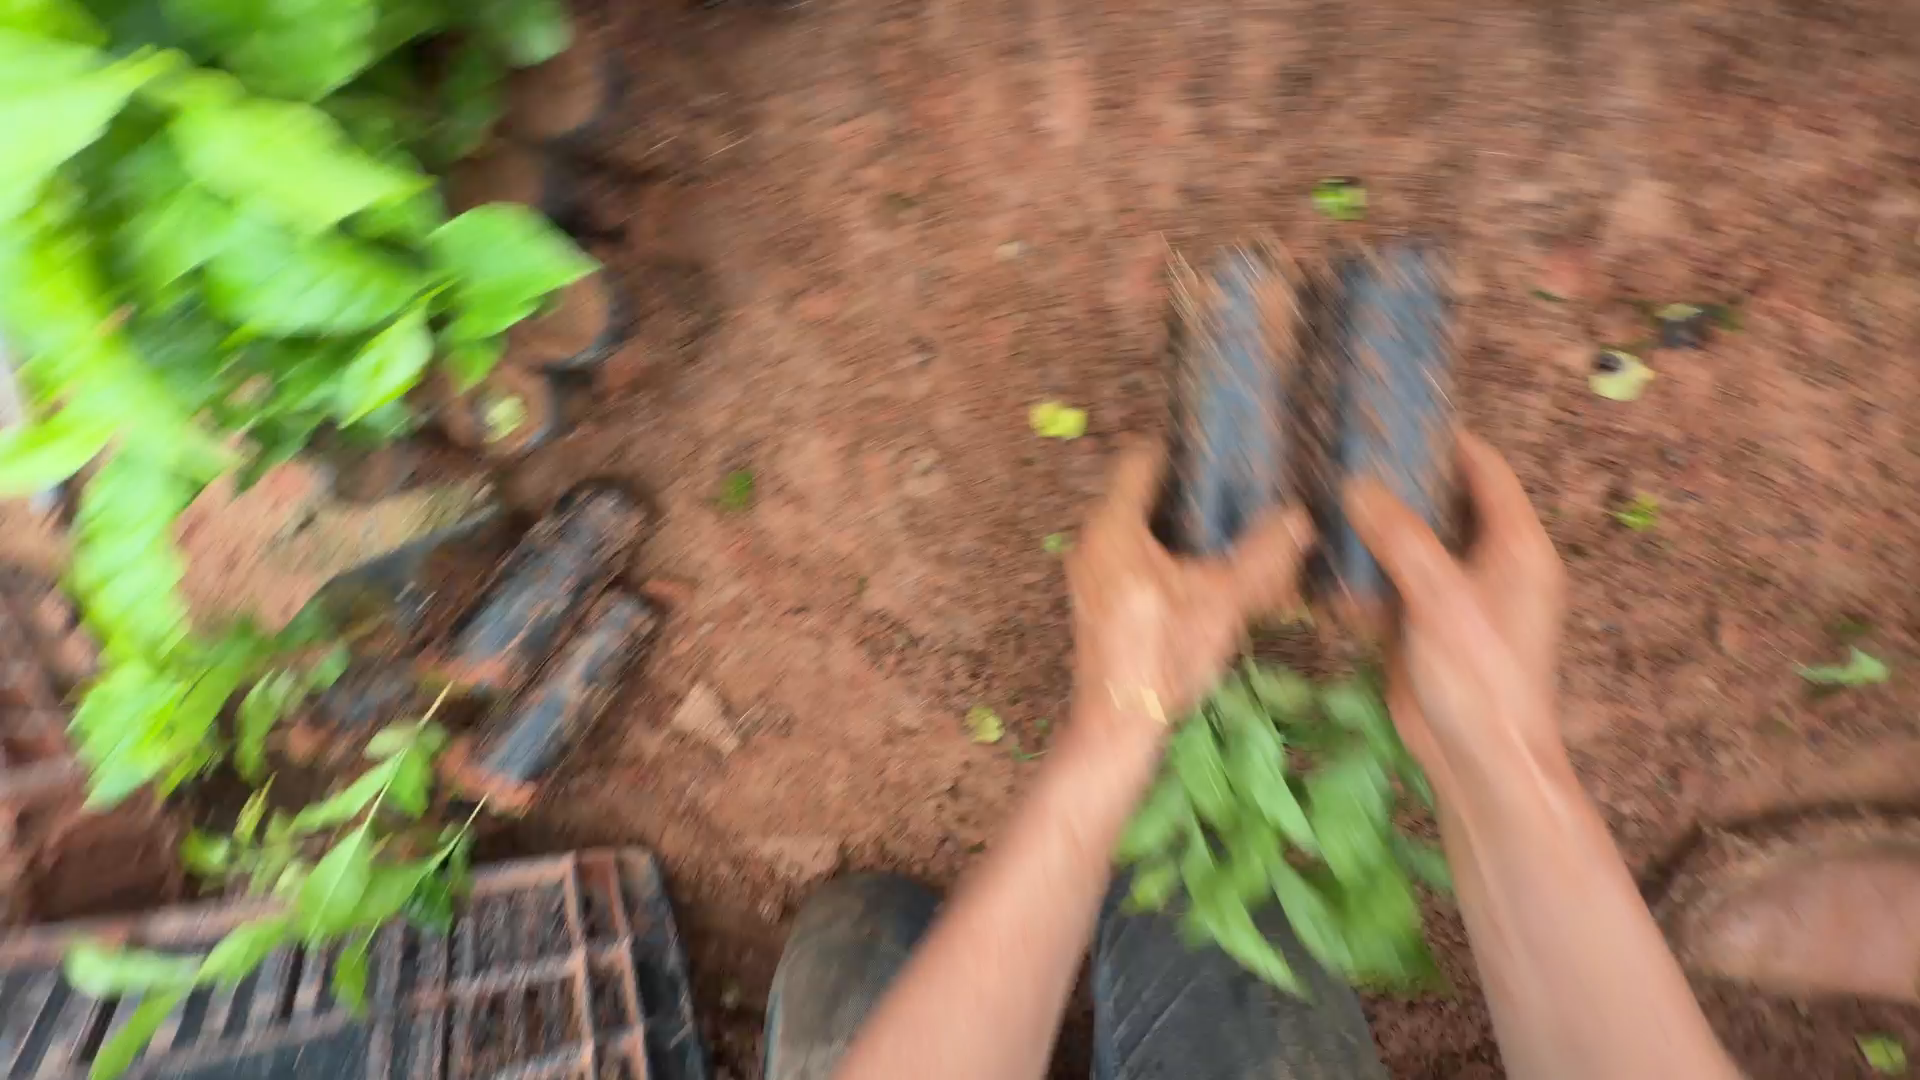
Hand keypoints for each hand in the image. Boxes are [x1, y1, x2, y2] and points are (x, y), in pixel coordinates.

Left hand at [1066, 442, 1312, 742]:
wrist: (1117, 720)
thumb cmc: (1162, 654)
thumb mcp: (1221, 600)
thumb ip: (1263, 555)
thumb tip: (1298, 518)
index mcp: (1113, 526)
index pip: (1142, 459)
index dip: (1182, 450)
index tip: (1222, 454)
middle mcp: (1093, 540)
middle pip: (1143, 494)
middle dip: (1191, 494)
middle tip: (1239, 495)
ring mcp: (1091, 569)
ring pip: (1140, 528)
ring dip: (1182, 528)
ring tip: (1232, 534)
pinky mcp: (1098, 596)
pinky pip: (1134, 557)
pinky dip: (1168, 556)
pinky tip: (1206, 575)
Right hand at [1344, 431, 1565, 786]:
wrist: (1476, 756)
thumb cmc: (1481, 677)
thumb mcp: (1443, 600)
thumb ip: (1403, 539)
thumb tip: (1357, 486)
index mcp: (1514, 548)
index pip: (1484, 473)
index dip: (1447, 441)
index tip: (1396, 420)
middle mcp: (1484, 563)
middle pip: (1439, 504)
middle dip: (1395, 482)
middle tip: (1343, 457)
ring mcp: (1448, 594)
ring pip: (1404, 543)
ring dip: (1368, 528)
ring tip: (1320, 501)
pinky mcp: (1416, 621)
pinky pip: (1384, 582)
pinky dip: (1356, 573)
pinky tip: (1320, 564)